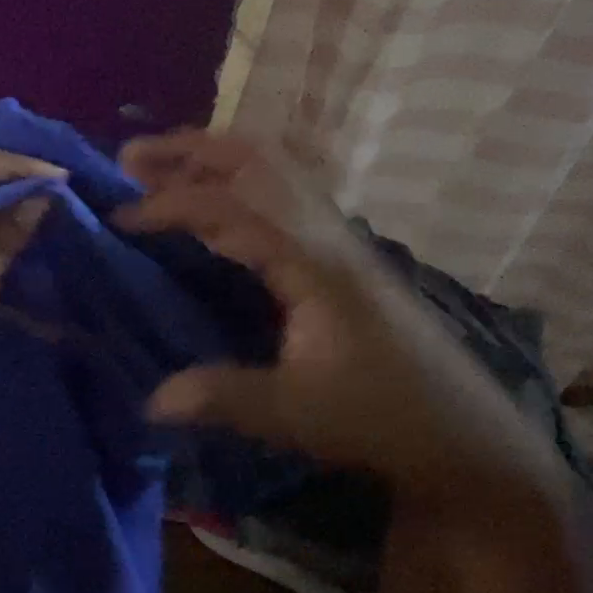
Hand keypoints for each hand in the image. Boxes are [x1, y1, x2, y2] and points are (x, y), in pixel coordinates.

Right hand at [118, 130, 563, 503]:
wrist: (474, 443)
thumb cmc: (385, 421)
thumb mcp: (297, 414)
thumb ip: (221, 397)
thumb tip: (150, 400)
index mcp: (314, 263)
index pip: (229, 207)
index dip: (168, 204)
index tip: (118, 216)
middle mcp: (328, 236)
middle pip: (257, 162)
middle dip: (189, 150)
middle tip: (131, 158)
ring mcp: (341, 241)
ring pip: (274, 171)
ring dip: (213, 160)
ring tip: (160, 169)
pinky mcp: (344, 257)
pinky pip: (283, 193)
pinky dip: (237, 182)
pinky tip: (212, 209)